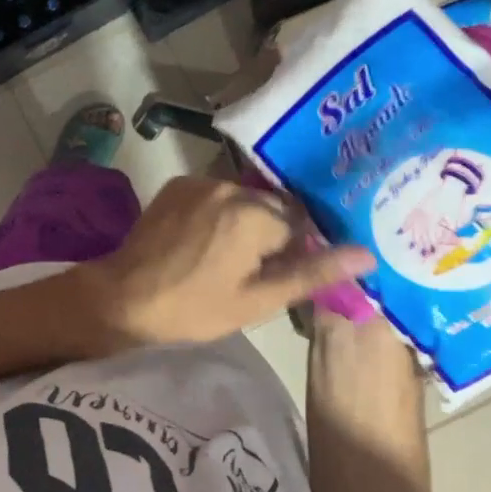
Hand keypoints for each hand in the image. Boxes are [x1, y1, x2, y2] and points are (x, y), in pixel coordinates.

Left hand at [77, 176, 374, 346]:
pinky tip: (203, 243)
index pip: (301, 225)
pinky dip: (217, 213)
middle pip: (272, 207)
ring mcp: (200, 183)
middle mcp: (231, 187)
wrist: (123, 298)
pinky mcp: (176, 185)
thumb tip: (367, 255)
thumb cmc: (193, 308)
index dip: (295, 252)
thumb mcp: (257, 300)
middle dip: (271, 235)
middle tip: (252, 270)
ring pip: (244, 200)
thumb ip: (312, 273)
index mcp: (255, 215)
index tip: (278, 275)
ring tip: (225, 258)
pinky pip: (214, 195)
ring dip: (244, 222)